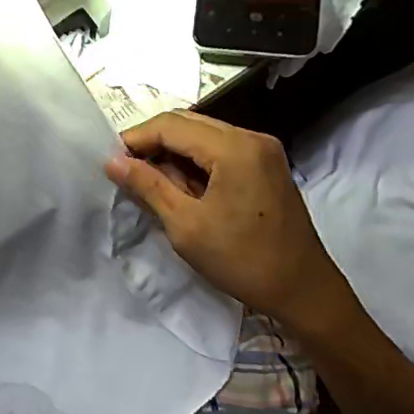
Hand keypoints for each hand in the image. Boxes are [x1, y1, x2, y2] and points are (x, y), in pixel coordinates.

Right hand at [105, 111, 352, 329]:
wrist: (302, 290)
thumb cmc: (241, 260)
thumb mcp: (185, 225)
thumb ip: (148, 186)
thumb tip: (113, 161)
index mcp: (234, 148)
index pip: (171, 125)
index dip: (136, 138)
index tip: (111, 161)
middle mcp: (252, 138)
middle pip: (189, 123)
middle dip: (154, 143)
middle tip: (127, 171)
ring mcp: (263, 151)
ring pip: (204, 136)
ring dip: (174, 153)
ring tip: (151, 183)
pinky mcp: (267, 166)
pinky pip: (222, 150)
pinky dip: (196, 162)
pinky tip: (182, 187)